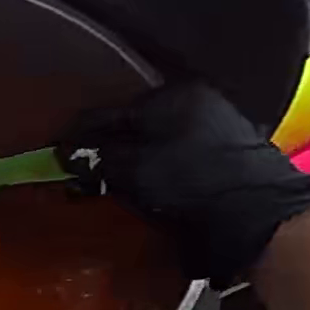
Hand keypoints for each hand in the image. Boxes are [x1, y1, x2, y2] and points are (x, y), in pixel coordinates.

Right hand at [63, 83, 309, 286]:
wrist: (254, 213)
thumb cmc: (187, 181)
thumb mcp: (130, 169)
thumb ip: (95, 157)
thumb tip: (69, 153)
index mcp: (168, 97)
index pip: (105, 114)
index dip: (76, 136)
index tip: (55, 154)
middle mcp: (192, 102)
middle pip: (129, 126)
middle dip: (102, 147)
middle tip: (78, 170)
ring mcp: (211, 125)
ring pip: (150, 140)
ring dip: (125, 160)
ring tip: (102, 181)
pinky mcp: (221, 152)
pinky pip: (169, 154)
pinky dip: (149, 167)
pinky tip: (136, 185)